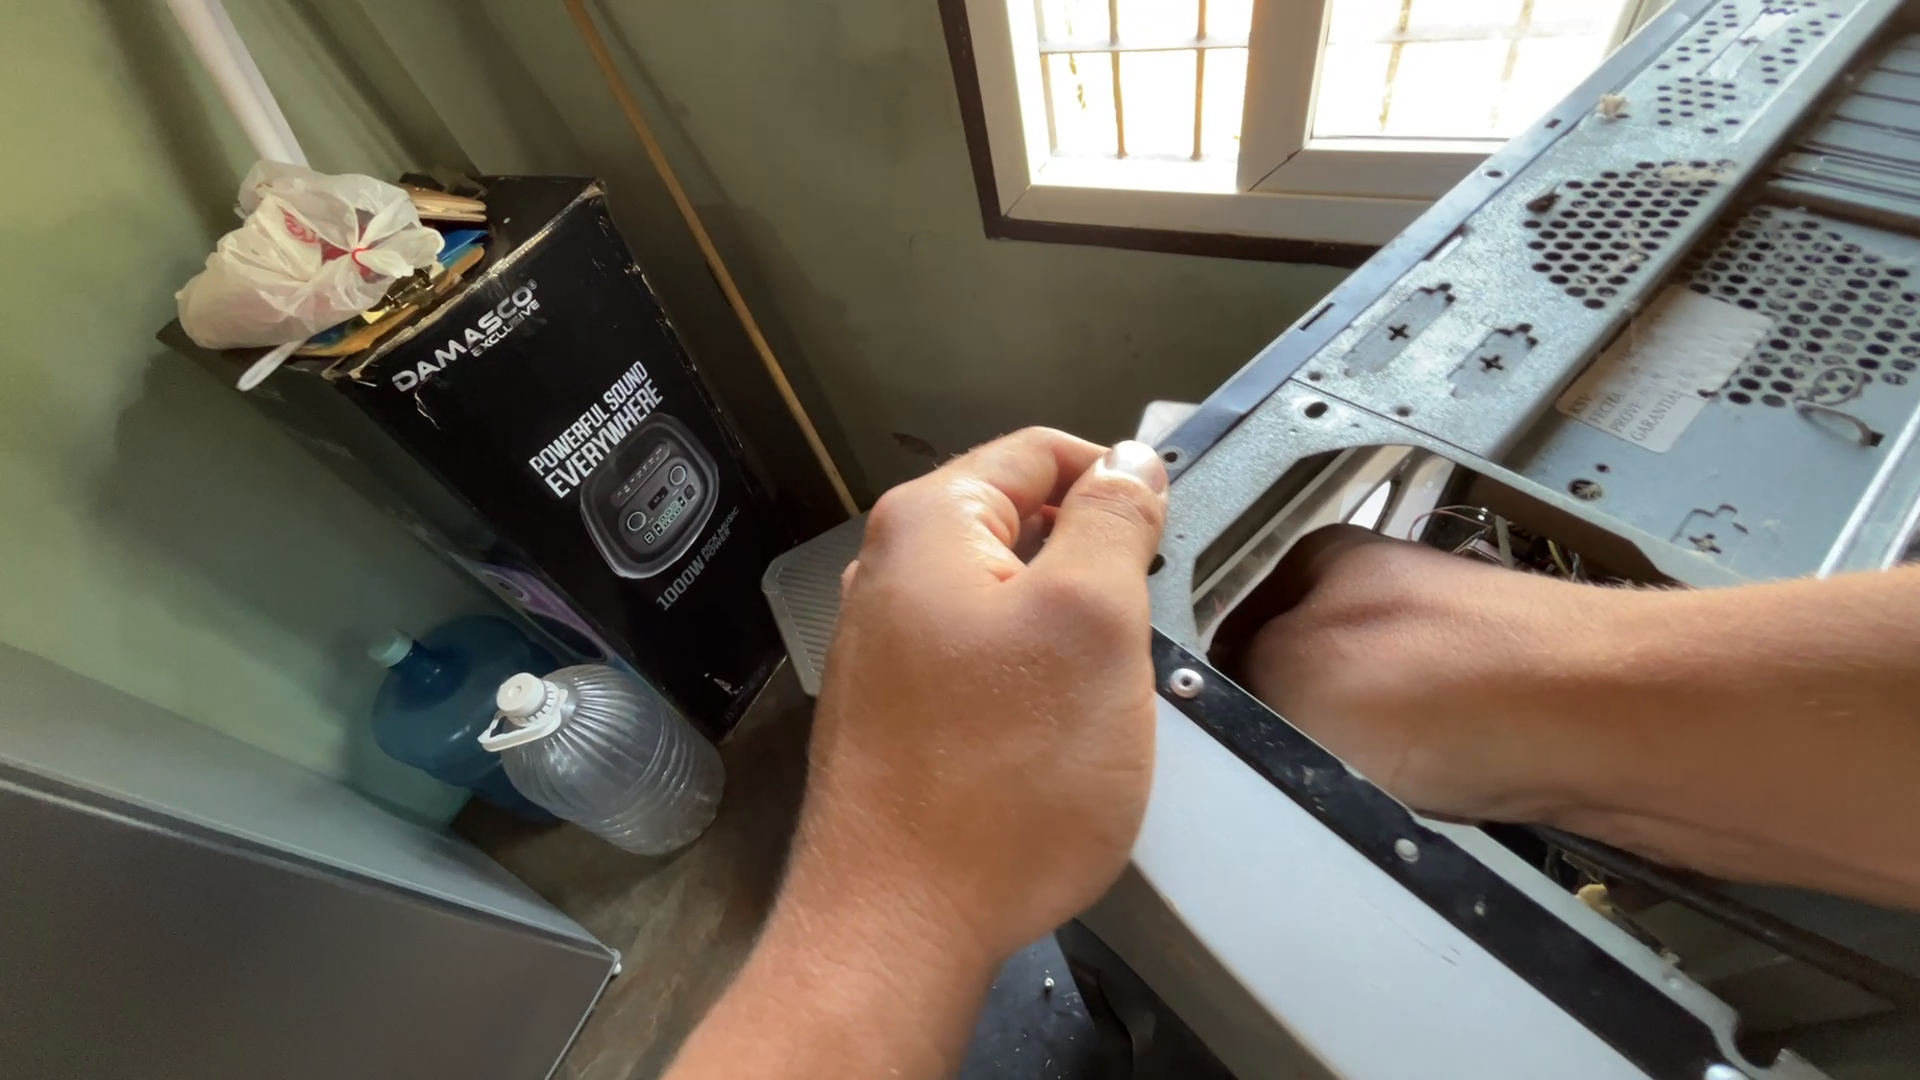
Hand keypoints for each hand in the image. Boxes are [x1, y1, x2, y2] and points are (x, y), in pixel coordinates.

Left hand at [793, 428, 1168, 960]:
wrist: (901, 920)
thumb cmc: (1005, 770)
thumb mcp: (1091, 619)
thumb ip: (1114, 519)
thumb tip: (1127, 461)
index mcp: (927, 523)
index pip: (1037, 451)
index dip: (1111, 475)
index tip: (1162, 527)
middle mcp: (888, 568)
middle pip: (1016, 518)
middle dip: (1088, 553)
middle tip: (1137, 617)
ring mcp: (883, 637)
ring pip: (1000, 587)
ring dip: (1061, 614)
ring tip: (1097, 675)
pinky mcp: (892, 697)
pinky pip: (976, 645)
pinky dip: (1024, 660)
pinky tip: (1048, 716)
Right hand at [1237, 525, 1629, 824]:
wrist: (1624, 728)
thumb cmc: (1447, 685)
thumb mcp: (1287, 676)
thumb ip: (1230, 676)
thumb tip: (1220, 689)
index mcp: (1320, 556)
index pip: (1228, 619)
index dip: (1215, 678)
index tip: (1220, 726)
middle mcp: (1380, 586)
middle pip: (1295, 663)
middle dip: (1289, 716)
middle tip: (1300, 754)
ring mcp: (1444, 634)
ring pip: (1357, 704)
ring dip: (1353, 747)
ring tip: (1374, 771)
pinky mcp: (1497, 686)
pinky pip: (1419, 733)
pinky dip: (1413, 764)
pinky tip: (1428, 782)